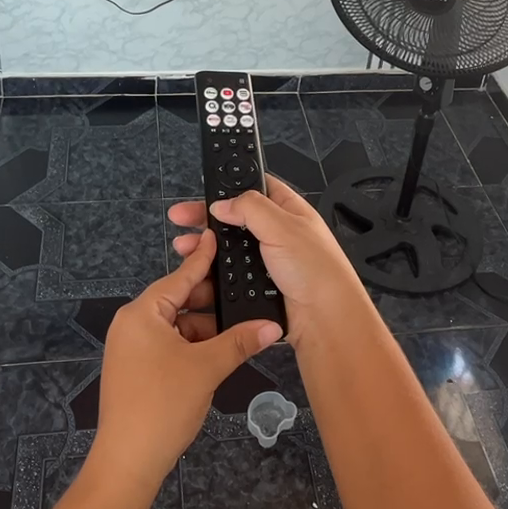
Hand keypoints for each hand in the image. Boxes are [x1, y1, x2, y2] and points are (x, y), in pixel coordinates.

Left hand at [92, 229, 282, 491]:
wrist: (127, 463)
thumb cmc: (163, 404)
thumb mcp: (207, 368)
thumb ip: (240, 341)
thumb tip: (273, 326)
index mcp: (142, 313)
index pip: (180, 277)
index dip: (203, 258)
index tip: (217, 235)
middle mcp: (132, 324)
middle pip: (177, 299)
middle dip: (210, 299)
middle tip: (243, 289)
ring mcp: (131, 348)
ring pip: (175, 325)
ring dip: (204, 327)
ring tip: (238, 324)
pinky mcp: (135, 370)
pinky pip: (168, 345)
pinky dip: (192, 345)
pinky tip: (218, 350)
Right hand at [167, 176, 372, 347]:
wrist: (325, 321)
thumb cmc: (316, 269)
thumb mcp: (282, 226)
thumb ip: (249, 208)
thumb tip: (222, 204)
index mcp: (289, 210)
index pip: (255, 188)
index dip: (229, 187)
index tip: (203, 192)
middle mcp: (278, 234)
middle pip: (235, 221)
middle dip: (207, 221)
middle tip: (181, 220)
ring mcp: (268, 262)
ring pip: (229, 251)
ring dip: (205, 250)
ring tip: (184, 251)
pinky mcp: (260, 287)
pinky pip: (230, 278)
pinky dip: (213, 276)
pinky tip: (199, 277)